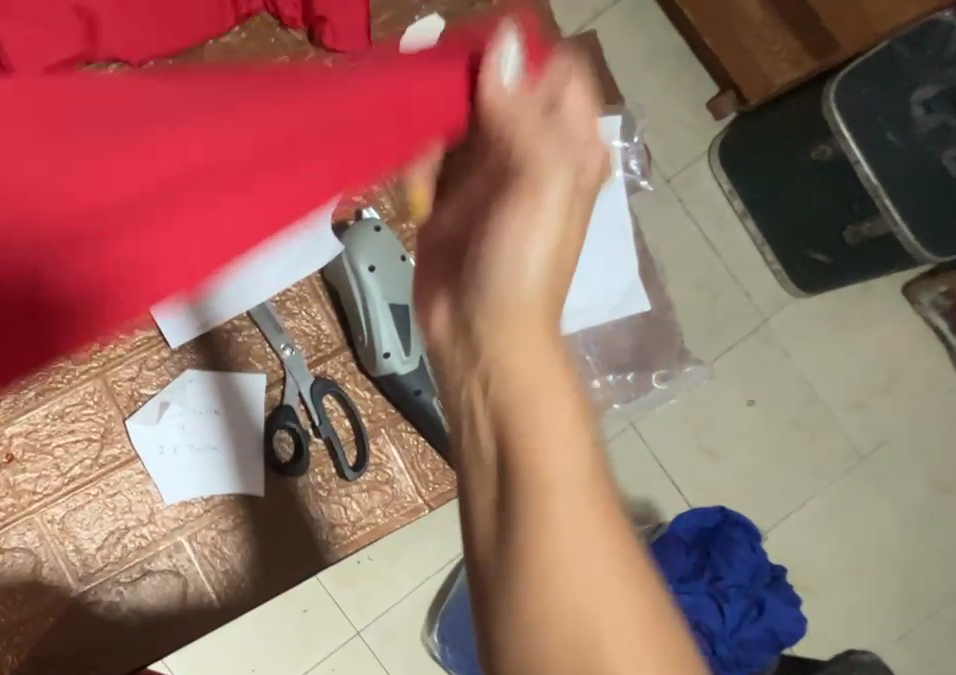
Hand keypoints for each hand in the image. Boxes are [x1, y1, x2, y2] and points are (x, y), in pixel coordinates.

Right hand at [414, 20, 609, 377]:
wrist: (478, 334)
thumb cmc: (523, 263)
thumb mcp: (539, 181)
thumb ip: (521, 112)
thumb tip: (500, 41)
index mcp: (567, 142)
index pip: (550, 72)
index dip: (515, 58)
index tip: (470, 57)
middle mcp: (526, 153)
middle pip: (495, 94)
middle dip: (461, 87)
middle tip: (422, 83)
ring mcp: (481, 181)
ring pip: (455, 127)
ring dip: (430, 127)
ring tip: (411, 137)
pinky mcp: (442, 206)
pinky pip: (427, 166)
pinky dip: (413, 163)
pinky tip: (407, 177)